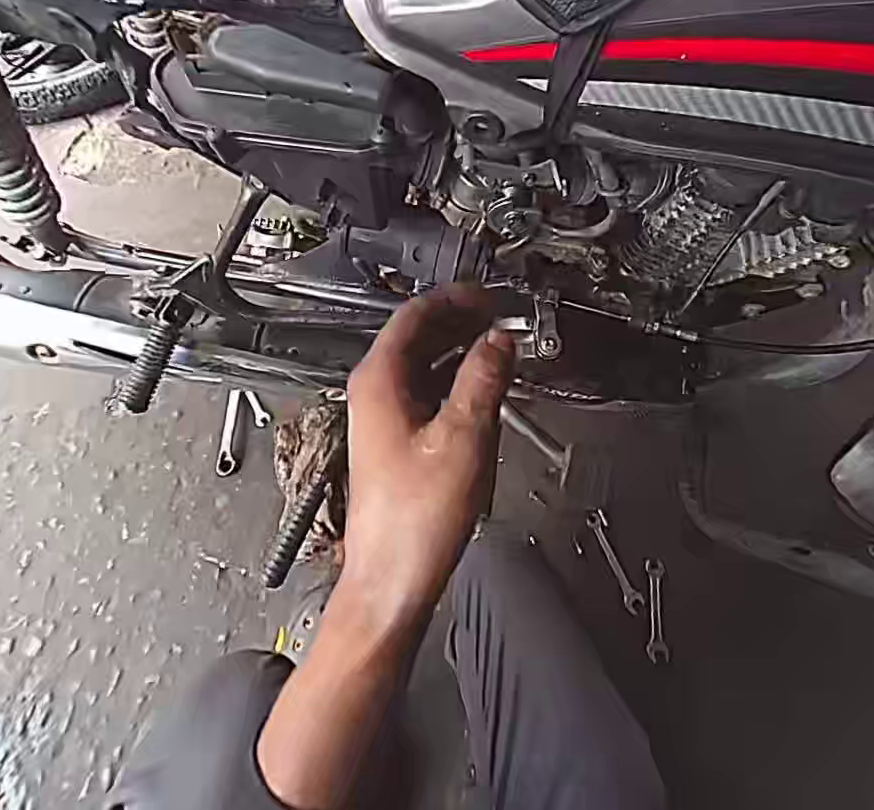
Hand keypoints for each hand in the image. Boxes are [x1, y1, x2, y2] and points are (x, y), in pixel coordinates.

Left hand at [340, 283, 516, 625]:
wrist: (391, 577)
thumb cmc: (413, 520)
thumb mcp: (463, 437)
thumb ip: (484, 379)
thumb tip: (498, 341)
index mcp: (379, 381)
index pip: (414, 315)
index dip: (453, 299)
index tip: (485, 296)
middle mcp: (375, 392)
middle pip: (417, 336)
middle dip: (459, 320)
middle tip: (496, 316)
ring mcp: (383, 415)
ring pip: (423, 363)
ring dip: (459, 348)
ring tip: (495, 344)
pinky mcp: (396, 437)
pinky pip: (426, 390)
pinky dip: (454, 378)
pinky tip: (480, 386)